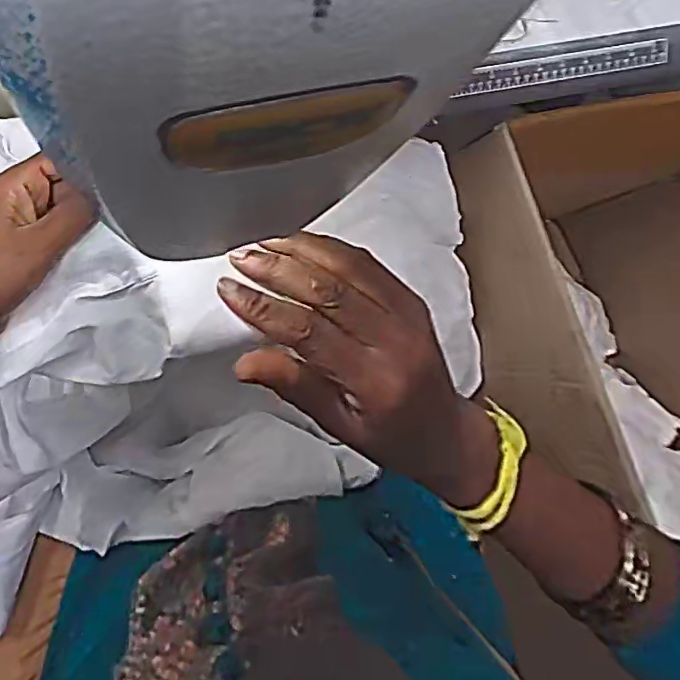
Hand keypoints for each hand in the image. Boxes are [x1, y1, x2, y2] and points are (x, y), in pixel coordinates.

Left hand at [0, 155, 95, 390]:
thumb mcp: (40, 242)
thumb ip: (77, 212)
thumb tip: (102, 193)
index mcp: (13, 183)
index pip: (63, 156)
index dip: (89, 168)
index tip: (113, 187)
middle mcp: (16, 198)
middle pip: (66, 185)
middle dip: (85, 202)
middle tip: (94, 224)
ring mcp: (19, 224)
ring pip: (63, 214)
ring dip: (76, 228)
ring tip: (77, 244)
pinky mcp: (21, 248)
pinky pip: (54, 237)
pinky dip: (66, 246)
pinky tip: (69, 258)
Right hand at [220, 233, 503, 507]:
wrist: (449, 433)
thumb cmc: (393, 436)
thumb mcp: (338, 425)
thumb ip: (293, 386)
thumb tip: (244, 362)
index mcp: (375, 381)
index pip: (309, 332)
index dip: (263, 307)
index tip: (231, 290)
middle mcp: (396, 340)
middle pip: (328, 290)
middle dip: (277, 269)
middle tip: (242, 259)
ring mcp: (408, 313)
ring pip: (348, 266)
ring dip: (301, 249)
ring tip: (265, 243)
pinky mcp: (410, 297)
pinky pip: (366, 262)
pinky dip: (329, 248)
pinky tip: (302, 243)